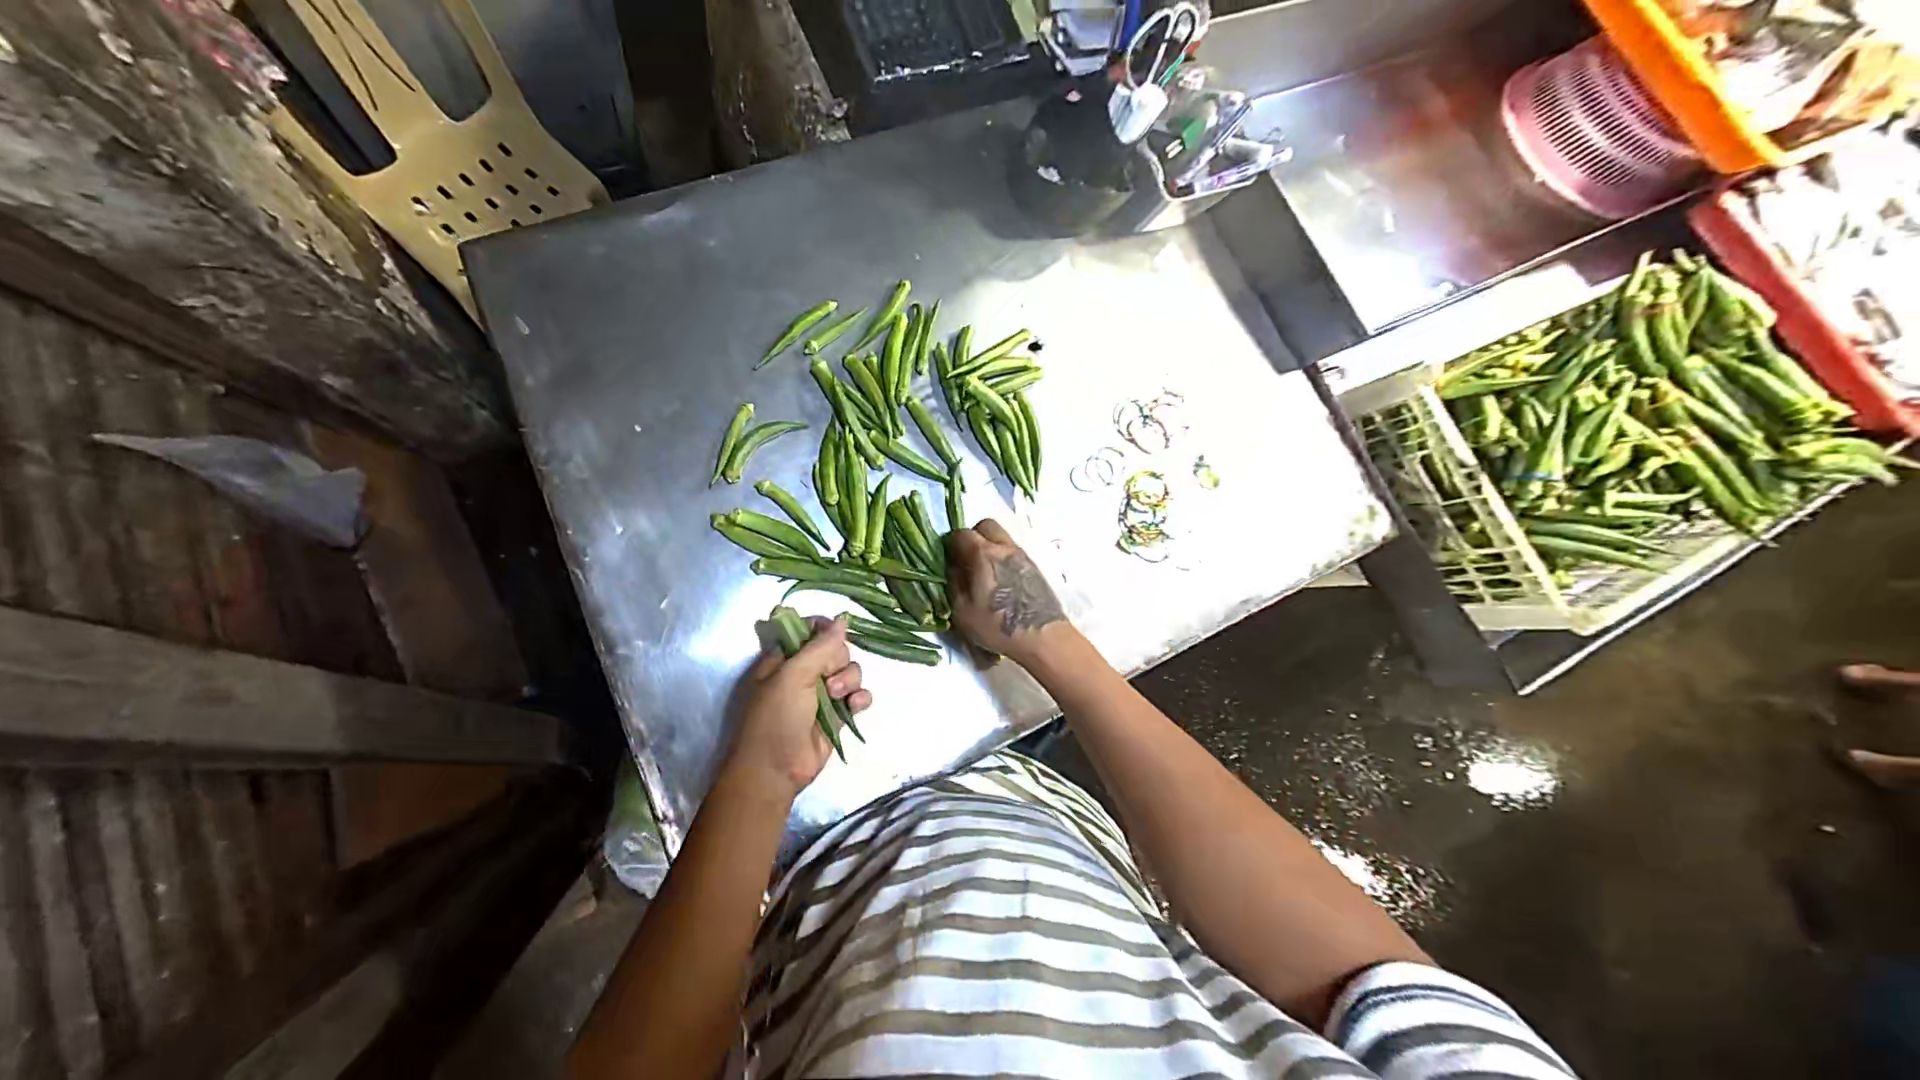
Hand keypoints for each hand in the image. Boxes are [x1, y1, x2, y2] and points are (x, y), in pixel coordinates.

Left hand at [724, 617, 870, 799]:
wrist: (776, 770)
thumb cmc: (776, 718)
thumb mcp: (793, 675)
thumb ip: (820, 646)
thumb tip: (843, 619)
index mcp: (786, 658)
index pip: (810, 630)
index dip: (826, 629)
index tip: (834, 636)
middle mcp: (805, 672)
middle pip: (837, 650)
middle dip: (838, 661)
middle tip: (827, 678)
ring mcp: (822, 694)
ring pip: (851, 672)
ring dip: (849, 681)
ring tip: (837, 698)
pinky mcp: (838, 715)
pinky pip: (859, 696)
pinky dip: (860, 698)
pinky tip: (854, 707)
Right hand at [946, 519, 1074, 668]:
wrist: (1042, 636)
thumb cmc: (997, 625)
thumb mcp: (962, 609)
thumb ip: (953, 583)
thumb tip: (952, 568)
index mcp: (983, 554)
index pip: (961, 533)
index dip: (950, 544)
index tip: (947, 559)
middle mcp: (1004, 548)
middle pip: (986, 526)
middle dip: (973, 537)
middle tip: (966, 559)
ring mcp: (1023, 556)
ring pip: (1002, 539)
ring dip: (990, 548)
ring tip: (984, 574)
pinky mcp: (1035, 568)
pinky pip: (1014, 554)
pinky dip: (1004, 560)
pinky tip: (1002, 583)